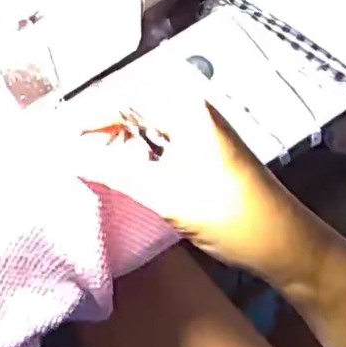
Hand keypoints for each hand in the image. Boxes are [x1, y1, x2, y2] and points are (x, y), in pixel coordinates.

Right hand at [66, 71, 341, 292]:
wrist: (288, 245)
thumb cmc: (234, 217)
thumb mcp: (167, 196)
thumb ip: (114, 172)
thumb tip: (70, 159)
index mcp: (186, 107)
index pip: (122, 101)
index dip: (86, 119)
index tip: (57, 139)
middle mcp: (190, 107)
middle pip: (129, 109)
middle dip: (96, 130)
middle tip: (66, 154)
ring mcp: (196, 125)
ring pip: (140, 125)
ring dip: (113, 143)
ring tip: (84, 163)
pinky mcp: (198, 145)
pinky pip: (155, 139)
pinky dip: (133, 153)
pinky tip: (116, 170)